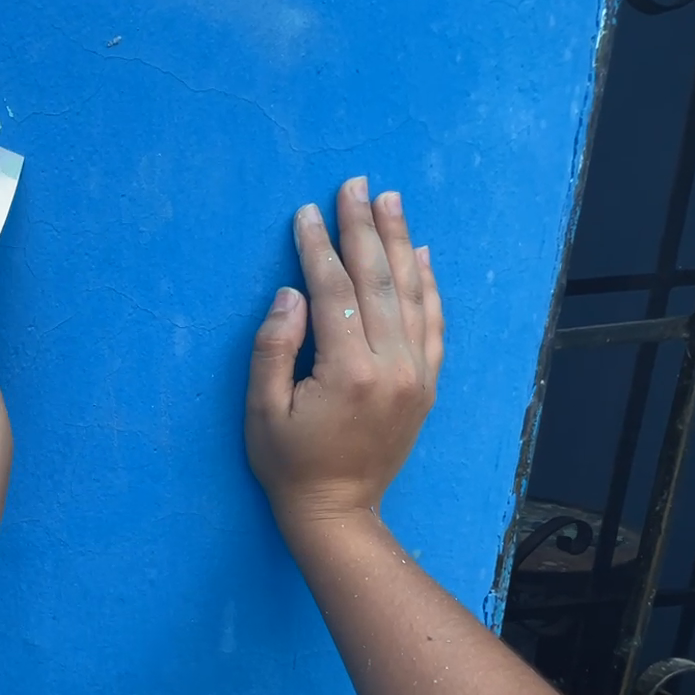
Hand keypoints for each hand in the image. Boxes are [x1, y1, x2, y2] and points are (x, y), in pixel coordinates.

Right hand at [245, 177, 442, 530]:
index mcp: (348, 370)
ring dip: (399, 243)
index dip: (317, 249)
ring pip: (412, 293)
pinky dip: (428, 284)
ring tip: (390, 202)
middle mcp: (392, 364)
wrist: (336, 510)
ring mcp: (416, 373)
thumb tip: (291, 294)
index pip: (334, 293)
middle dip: (363, 229)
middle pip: (378, 282)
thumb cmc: (287, 462)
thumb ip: (274, 350)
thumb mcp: (261, 412)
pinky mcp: (426, 382)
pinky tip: (421, 254)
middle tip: (356, 185)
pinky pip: (433, 323)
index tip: (307, 213)